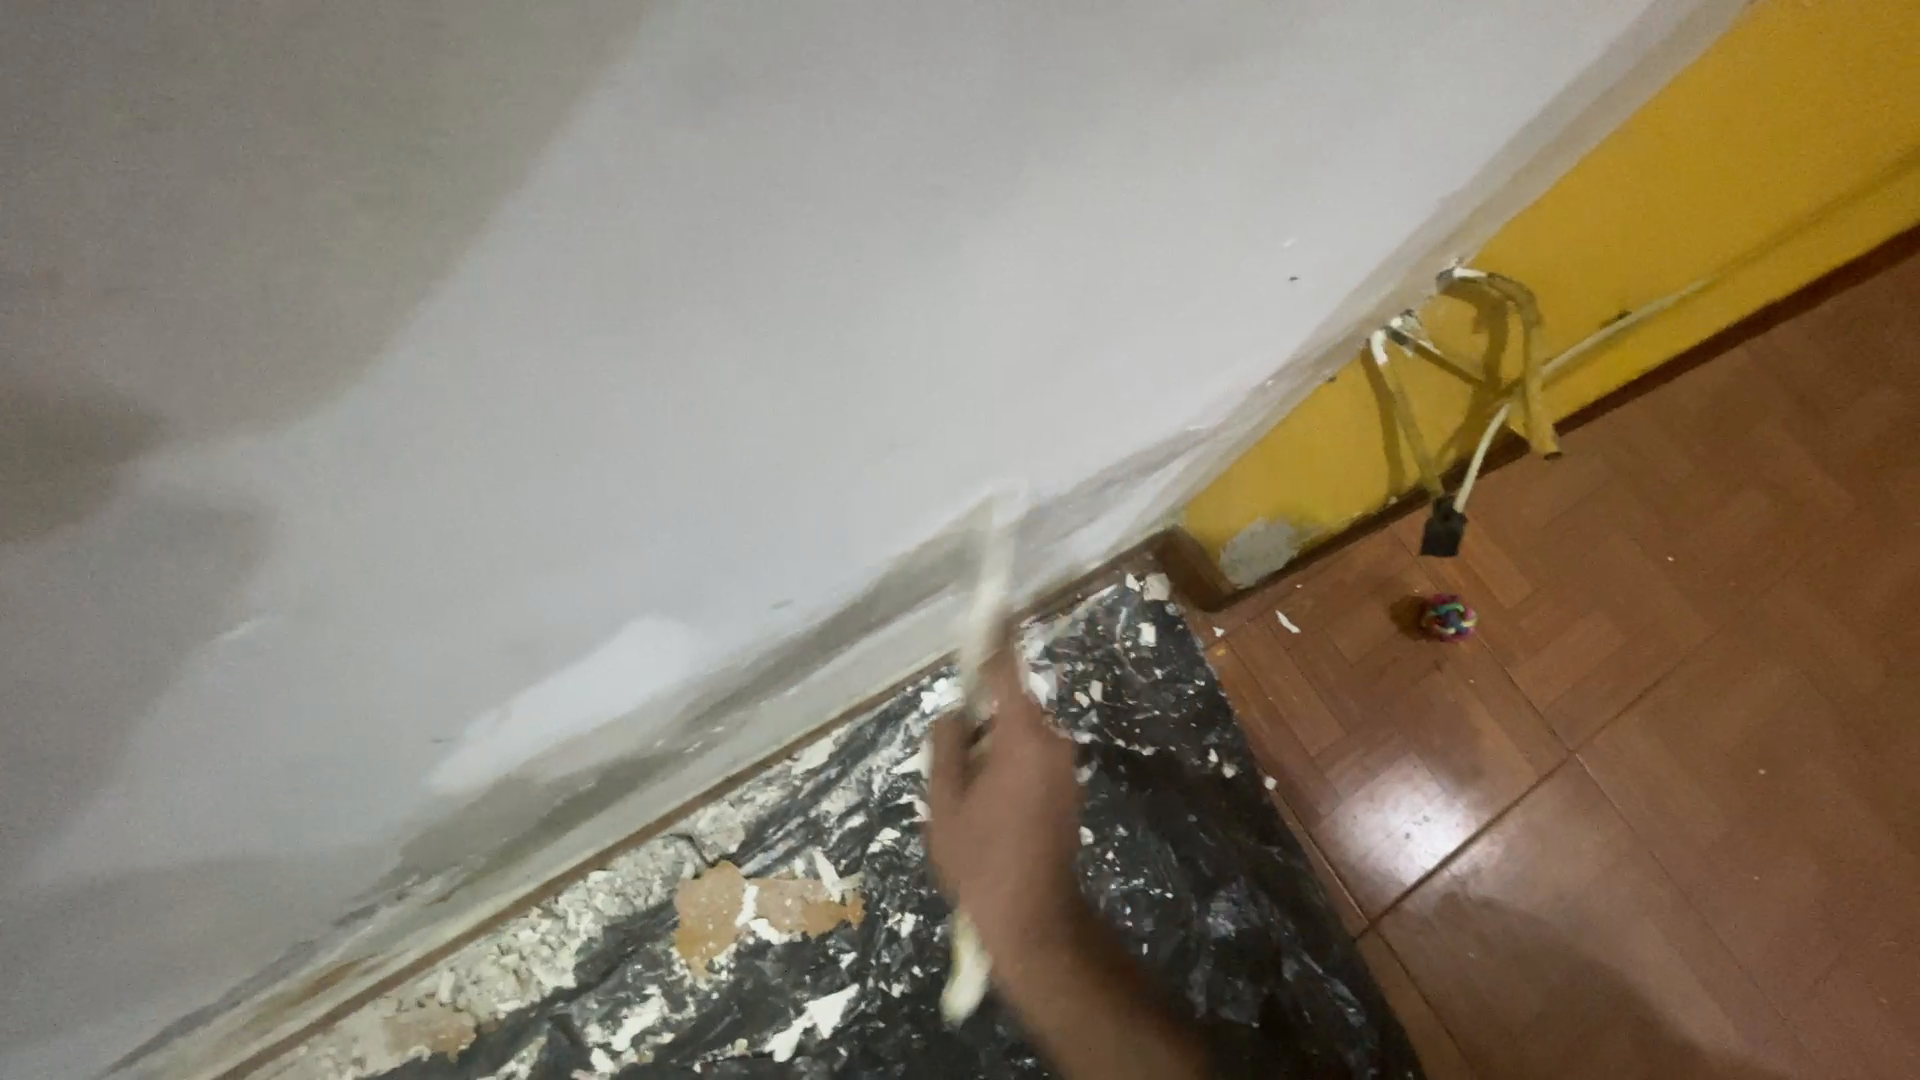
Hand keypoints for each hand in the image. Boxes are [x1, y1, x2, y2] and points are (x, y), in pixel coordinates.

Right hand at [926, 644, 1086, 959]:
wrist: (1034, 918)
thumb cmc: (981, 858)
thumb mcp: (944, 799)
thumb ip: (946, 744)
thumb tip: (956, 715)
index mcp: (1022, 735)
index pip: (1007, 669)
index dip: (997, 635)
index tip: (995, 604)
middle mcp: (1053, 740)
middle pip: (1009, 708)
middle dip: (980, 723)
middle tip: (953, 768)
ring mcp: (1066, 766)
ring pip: (1019, 736)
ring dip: (993, 751)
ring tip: (970, 802)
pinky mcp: (1069, 788)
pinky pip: (1032, 758)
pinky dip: (1009, 768)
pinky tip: (992, 813)